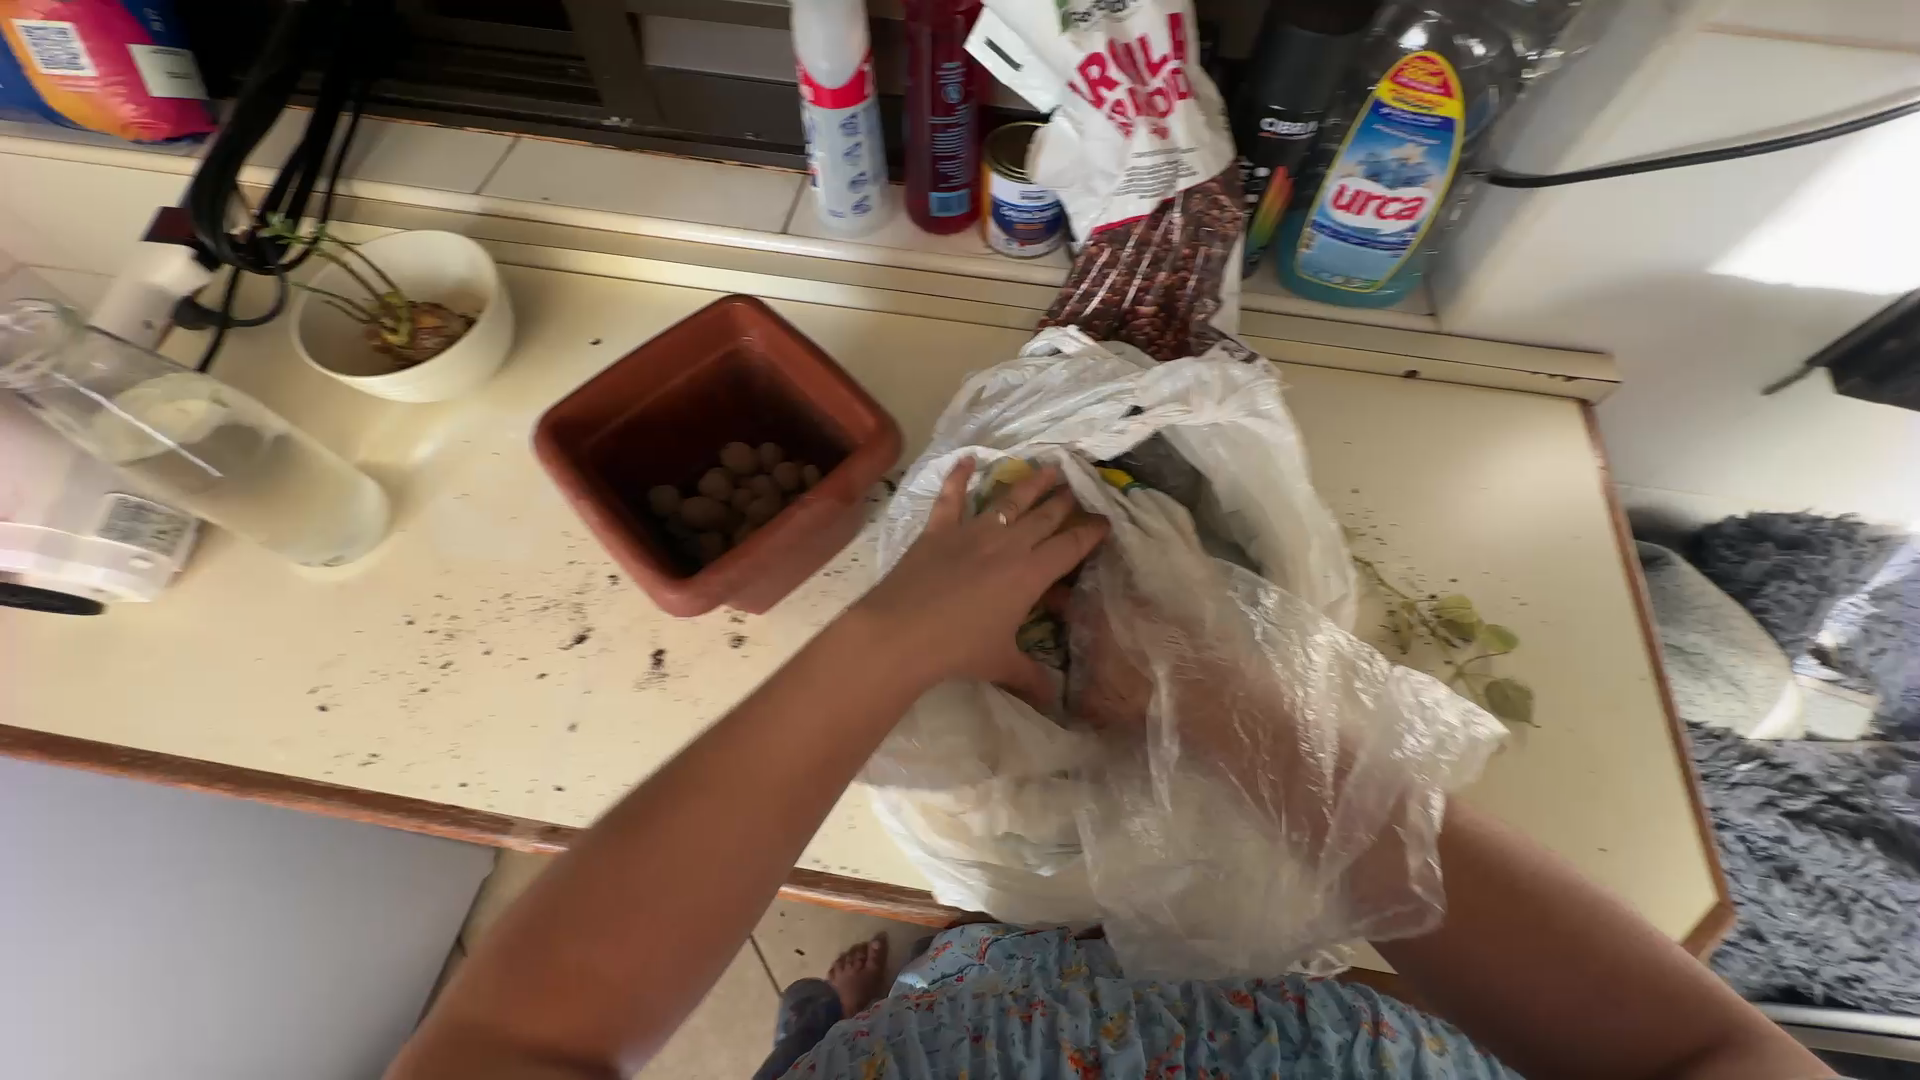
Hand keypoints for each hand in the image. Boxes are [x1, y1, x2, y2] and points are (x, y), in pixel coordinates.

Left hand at [854, 458, 1107, 699]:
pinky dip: (959, 476)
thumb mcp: (1000, 664)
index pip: (1070, 547)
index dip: (1091, 533)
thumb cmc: (958, 649)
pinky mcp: (938, 530)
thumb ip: (1031, 679)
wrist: (902, 632)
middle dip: (1065, 501)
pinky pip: (951, 498)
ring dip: (1031, 483)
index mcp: (1030, 574)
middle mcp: (1008, 545)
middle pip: (1045, 517)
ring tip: (1049, 467)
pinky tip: (968, 458)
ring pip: (1009, 500)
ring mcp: (972, 532)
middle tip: (1080, 486)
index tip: (1105, 520)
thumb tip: (1056, 703)